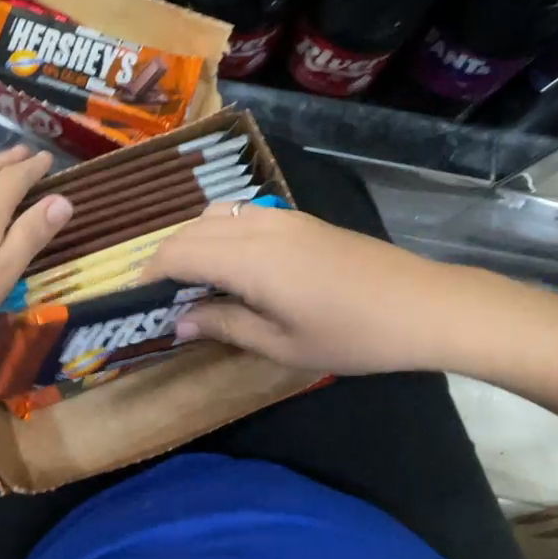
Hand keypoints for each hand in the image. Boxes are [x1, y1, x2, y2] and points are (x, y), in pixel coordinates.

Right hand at [141, 203, 481, 374]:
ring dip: (192, 240)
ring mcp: (280, 218)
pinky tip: (231, 264)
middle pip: (190, 229)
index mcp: (248, 259)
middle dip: (165, 257)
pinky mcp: (298, 219)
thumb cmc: (351, 336)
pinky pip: (240, 214)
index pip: (177, 253)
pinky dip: (218, 232)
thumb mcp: (281, 344)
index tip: (136, 299)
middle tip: (159, 295)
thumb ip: (223, 325)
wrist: (422, 305)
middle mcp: (257, 227)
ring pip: (214, 214)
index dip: (149, 273)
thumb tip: (177, 320)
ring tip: (192, 279)